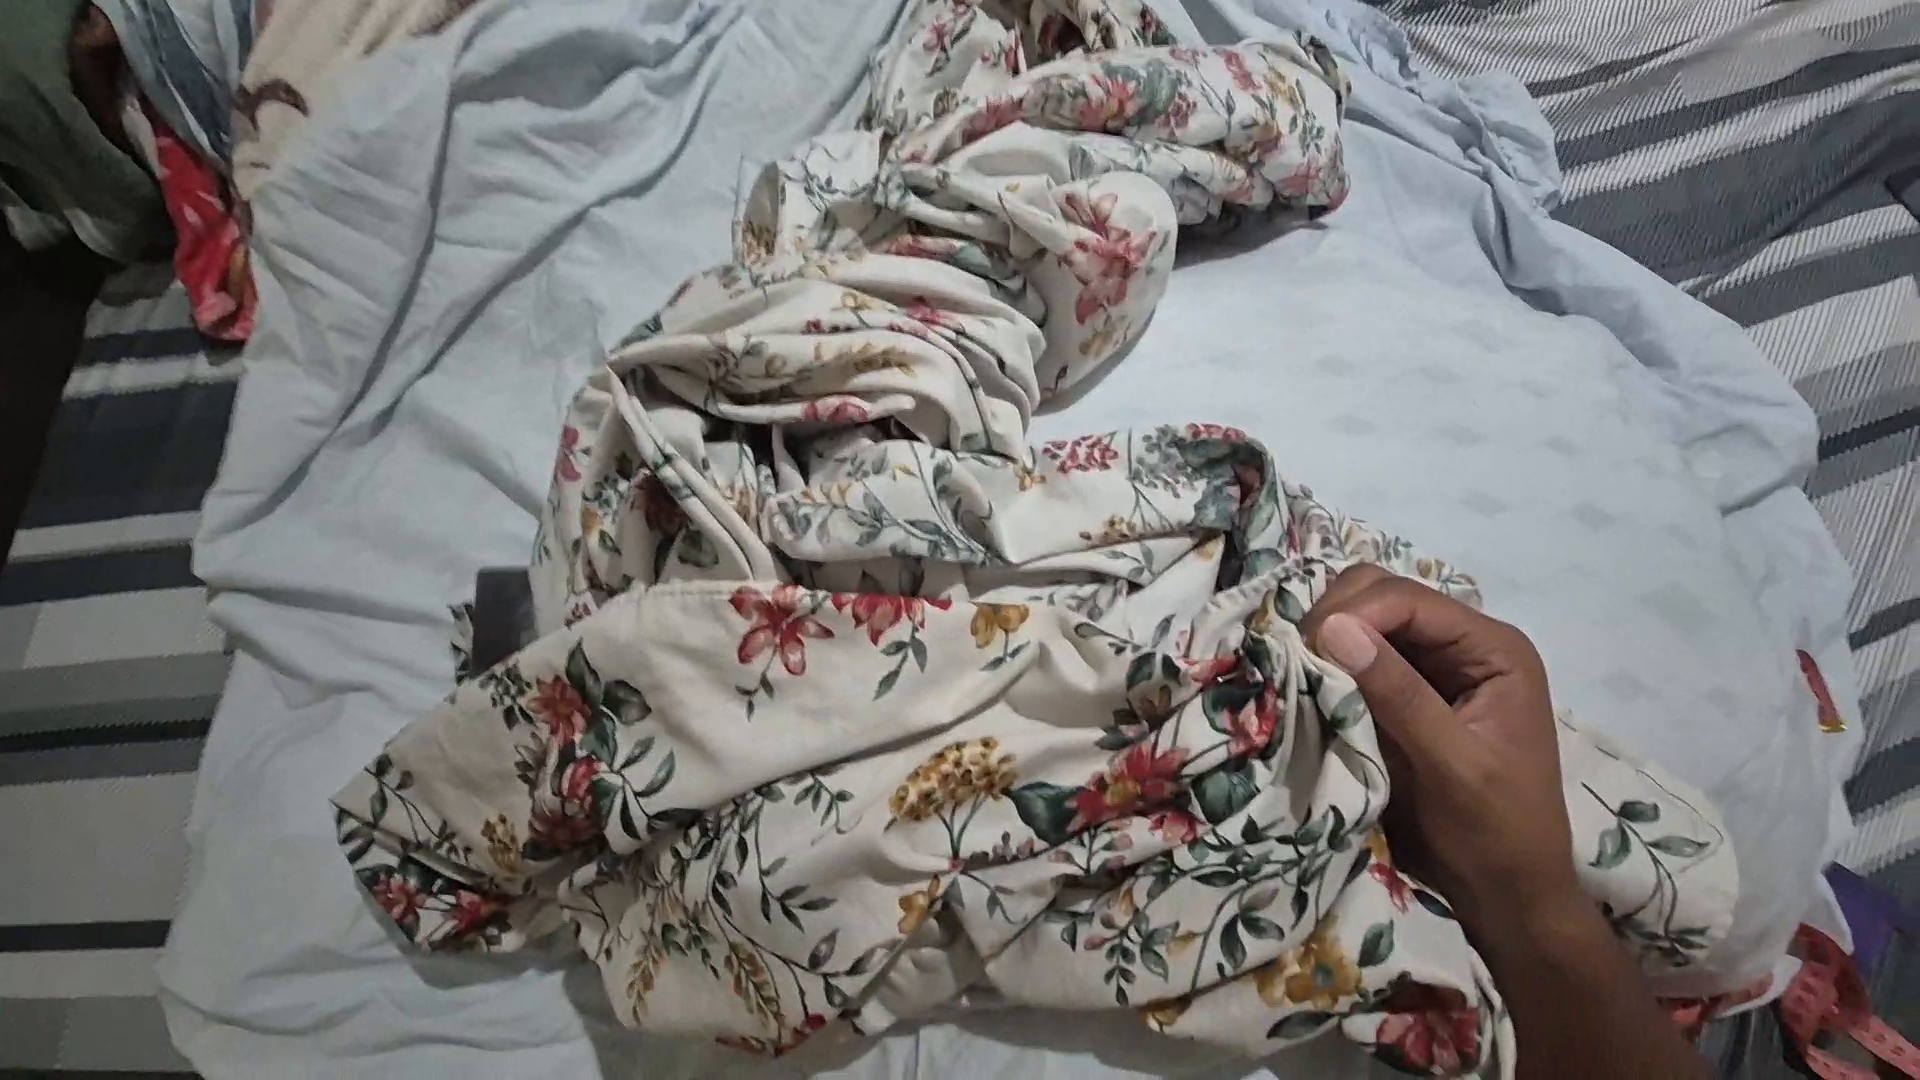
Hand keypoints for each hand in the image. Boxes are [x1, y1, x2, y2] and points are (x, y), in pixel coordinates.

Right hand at [1299, 564, 1579, 935]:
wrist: (1503, 894)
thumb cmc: (1494, 832)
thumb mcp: (1452, 764)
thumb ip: (1398, 693)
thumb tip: (1330, 627)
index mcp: (1492, 649)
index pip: (1406, 598)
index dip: (1351, 613)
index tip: (1306, 652)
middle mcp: (1460, 642)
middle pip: (1378, 593)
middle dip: (1332, 616)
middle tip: (1298, 660)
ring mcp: (1428, 664)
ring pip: (1358, 617)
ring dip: (1322, 637)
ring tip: (1297, 671)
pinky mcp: (1399, 687)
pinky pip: (1351, 654)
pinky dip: (1323, 661)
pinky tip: (1304, 681)